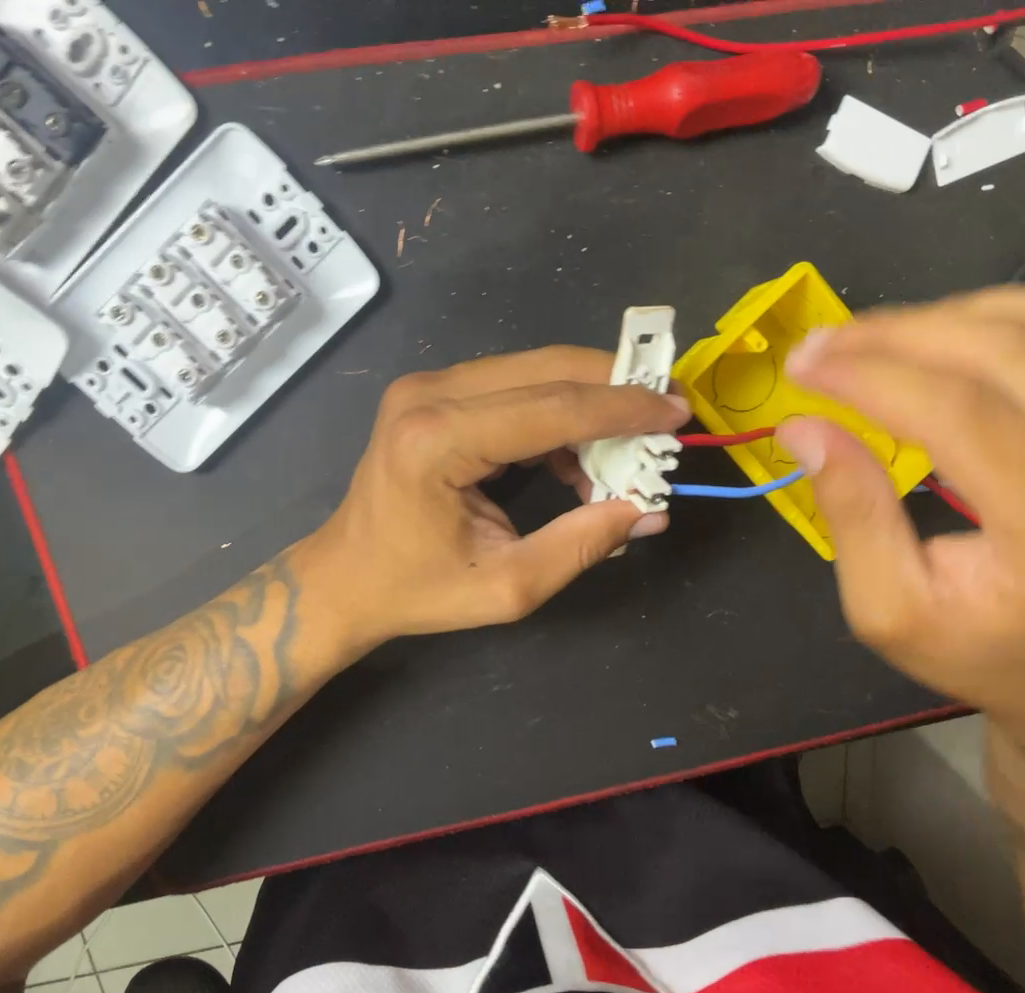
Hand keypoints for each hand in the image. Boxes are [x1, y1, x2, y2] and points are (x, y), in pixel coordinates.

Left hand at [302, 347, 688, 646]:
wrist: (346, 578)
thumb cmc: (418, 590)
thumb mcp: (507, 586)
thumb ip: (581, 545)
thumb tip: (650, 512)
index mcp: (438, 440)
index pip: (553, 406)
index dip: (623, 407)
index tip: (677, 411)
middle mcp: (429, 395)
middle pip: (546, 369)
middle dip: (615, 388)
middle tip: (668, 412)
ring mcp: (427, 386)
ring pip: (534, 370)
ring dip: (588, 403)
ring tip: (625, 454)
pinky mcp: (432, 393)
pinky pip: (513, 386)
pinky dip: (556, 414)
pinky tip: (575, 461)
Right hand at [777, 280, 1024, 737]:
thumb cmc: (983, 652)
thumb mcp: (889, 610)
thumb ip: (852, 515)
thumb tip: (804, 425)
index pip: (964, 414)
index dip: (872, 374)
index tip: (802, 363)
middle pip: (1010, 351)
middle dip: (897, 334)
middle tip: (826, 345)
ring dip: (954, 313)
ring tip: (886, 344)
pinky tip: (975, 331)